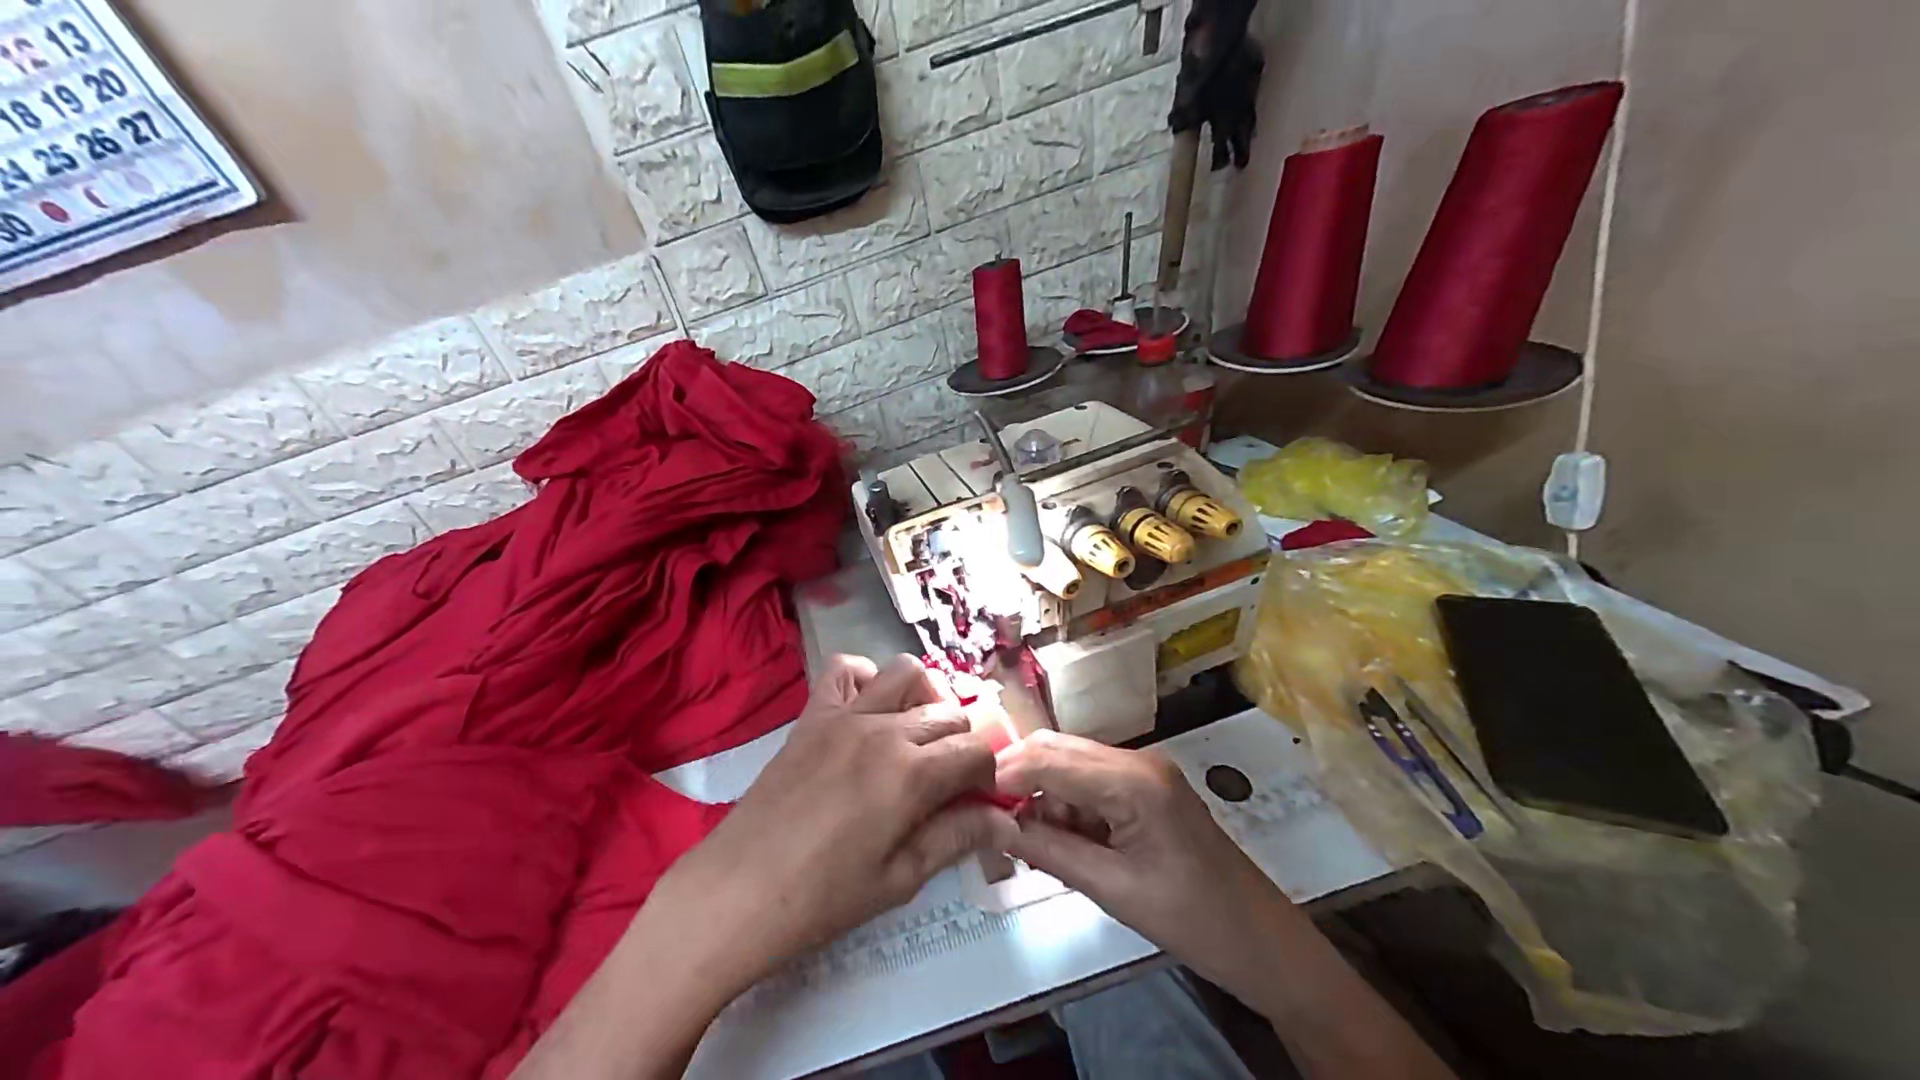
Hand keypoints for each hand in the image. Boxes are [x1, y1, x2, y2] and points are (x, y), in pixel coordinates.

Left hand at [652, 654, 1018, 993]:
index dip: (987, 775)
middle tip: (949, 780)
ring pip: (906, 673)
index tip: (978, 800)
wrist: (736, 891)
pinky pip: (845, 668)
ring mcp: (844, 716)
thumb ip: (956, 838)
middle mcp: (884, 730)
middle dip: (962, 742)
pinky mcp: (812, 715)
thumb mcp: (900, 879)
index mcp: (911, 774)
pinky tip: (867, 711)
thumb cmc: (822, 898)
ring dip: (925, 698)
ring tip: (916, 736)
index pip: (976, 751)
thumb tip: (1005, 822)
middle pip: (949, 712)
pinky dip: (866, 679)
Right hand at [994, 730, 1296, 1002]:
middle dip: (1019, 780)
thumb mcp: (1113, 889)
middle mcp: (1136, 760)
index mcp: (1133, 780)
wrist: (1262, 940)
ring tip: (1020, 838)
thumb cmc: (1194, 920)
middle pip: (1057, 750)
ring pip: (1070, 764)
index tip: (968, 800)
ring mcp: (1143, 770)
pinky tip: (1054, 837)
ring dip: (1040, 794)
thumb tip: (994, 826)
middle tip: (988, 819)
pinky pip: (1090, 782)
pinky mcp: (1144, 787)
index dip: (1004, 775)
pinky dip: (1064, 804)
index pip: (1049, 759)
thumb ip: (1050, 851)